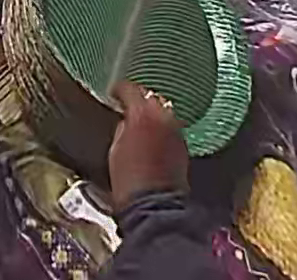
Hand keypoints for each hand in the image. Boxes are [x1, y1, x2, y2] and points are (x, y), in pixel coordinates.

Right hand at [107, 81, 189, 209]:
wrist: (154, 208)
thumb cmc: (130, 183)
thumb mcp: (115, 151)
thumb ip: (121, 128)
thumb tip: (125, 122)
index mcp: (141, 114)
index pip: (130, 89)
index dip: (119, 89)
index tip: (114, 92)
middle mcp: (161, 115)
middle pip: (149, 95)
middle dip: (138, 99)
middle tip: (127, 106)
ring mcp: (174, 128)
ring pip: (162, 109)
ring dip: (152, 112)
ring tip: (142, 122)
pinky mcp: (182, 142)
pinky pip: (171, 125)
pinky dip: (162, 127)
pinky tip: (154, 137)